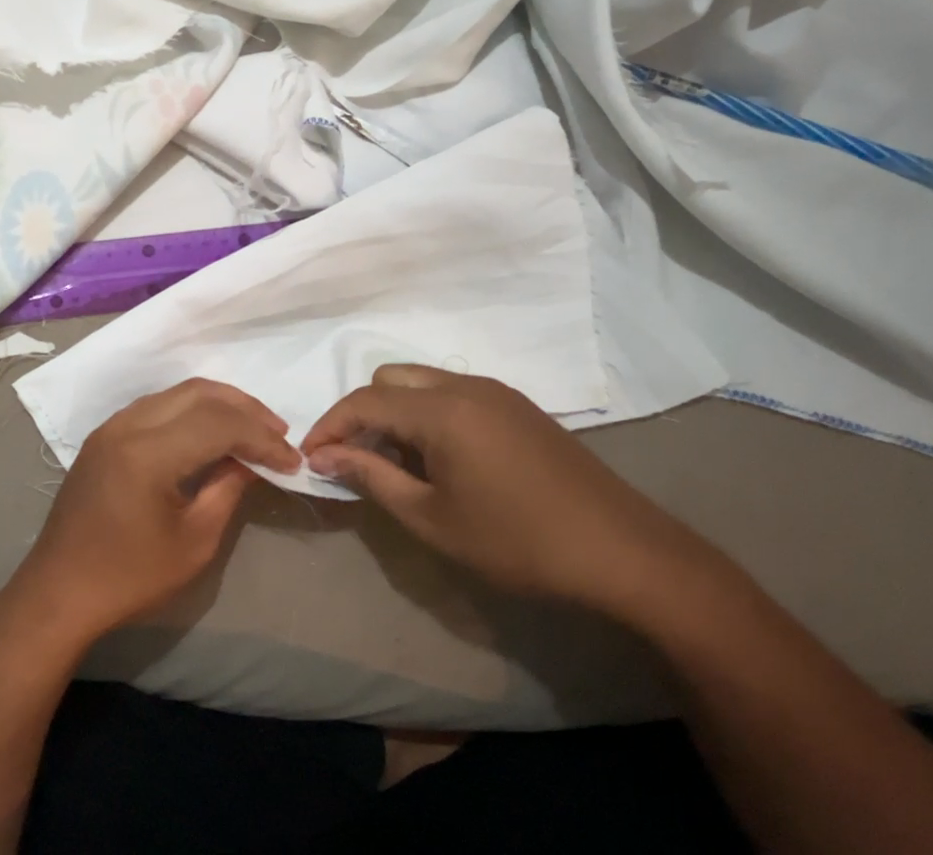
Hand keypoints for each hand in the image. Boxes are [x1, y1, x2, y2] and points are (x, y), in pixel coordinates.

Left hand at [10, 379, 302, 641]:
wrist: (60, 592)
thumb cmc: (130, 577)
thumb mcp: (194, 541)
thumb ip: (227, 490)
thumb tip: (251, 461)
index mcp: (147, 453)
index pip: (219, 423)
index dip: (262, 438)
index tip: (292, 461)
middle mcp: (126, 427)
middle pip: (197, 393)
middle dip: (244, 408)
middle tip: (278, 434)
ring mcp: (109, 429)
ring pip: (174, 394)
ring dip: (217, 405)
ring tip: (251, 430)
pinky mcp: (101, 439)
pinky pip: (154, 407)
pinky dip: (188, 411)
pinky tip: (209, 434)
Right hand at [302, 365, 722, 619]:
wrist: (624, 554)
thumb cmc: (517, 541)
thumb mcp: (431, 518)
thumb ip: (371, 477)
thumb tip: (324, 455)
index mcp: (442, 410)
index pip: (363, 402)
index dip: (328, 428)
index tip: (309, 459)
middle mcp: (467, 387)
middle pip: (391, 379)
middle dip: (361, 413)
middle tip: (355, 460)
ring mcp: (499, 394)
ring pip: (423, 383)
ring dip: (395, 413)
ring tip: (394, 464)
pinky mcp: (521, 409)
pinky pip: (454, 394)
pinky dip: (428, 415)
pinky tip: (439, 460)